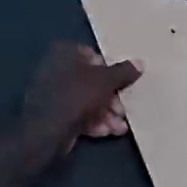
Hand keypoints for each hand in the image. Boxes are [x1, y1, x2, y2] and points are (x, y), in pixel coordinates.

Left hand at [21, 43, 140, 152]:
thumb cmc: (77, 96)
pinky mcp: (53, 114)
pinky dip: (93, 122)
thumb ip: (123, 72)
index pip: (93, 56)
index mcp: (64, 53)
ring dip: (106, 114)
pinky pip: (77, 114)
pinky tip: (107, 132)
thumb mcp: (106, 81)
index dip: (110, 71)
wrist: (46, 130)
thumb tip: (140, 63)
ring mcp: (53, 93)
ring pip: (87, 100)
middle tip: (122, 111)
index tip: (122, 84)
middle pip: (92, 82)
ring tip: (119, 127)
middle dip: (111, 99)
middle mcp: (56, 69)